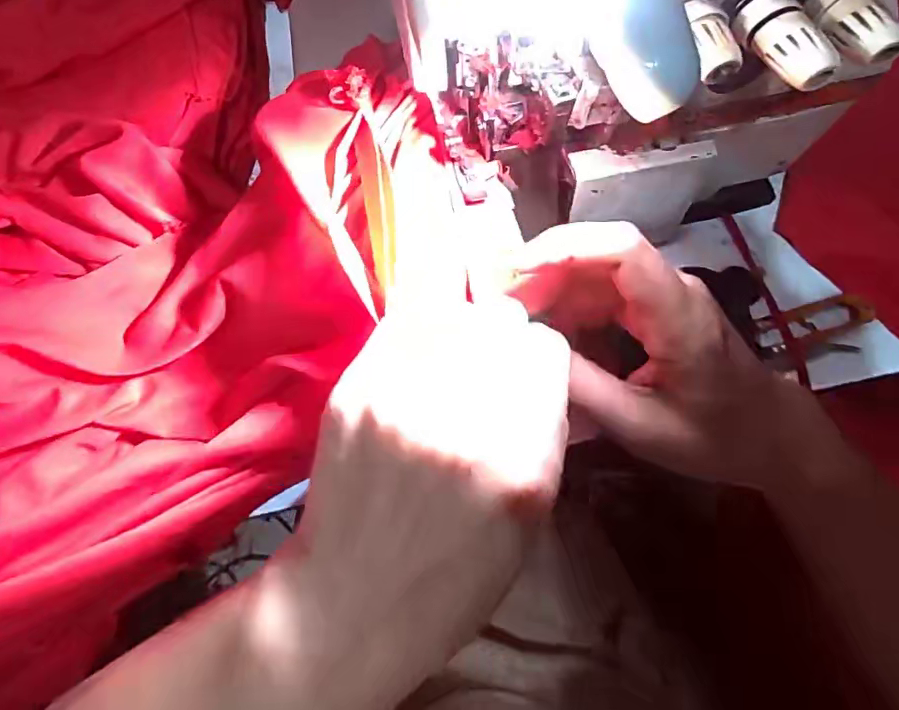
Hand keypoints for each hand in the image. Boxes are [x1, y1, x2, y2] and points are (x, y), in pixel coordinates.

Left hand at [262, 297, 571, 706]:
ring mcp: (400, 389)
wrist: (352, 596)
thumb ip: (545, 429)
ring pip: (451, 302)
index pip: (546, 347)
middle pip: (500, 316)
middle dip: (504, 336)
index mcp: (516, 455)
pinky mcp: (357, 381)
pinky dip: (419, 321)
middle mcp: (461, 411)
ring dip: (461, 321)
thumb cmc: (455, 574)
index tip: (528, 376)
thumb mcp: (531, 514)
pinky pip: (402, 316)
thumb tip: (544, 371)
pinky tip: (420, 345)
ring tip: (452, 349)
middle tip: (487, 365)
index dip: (540, 361)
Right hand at [500, 222, 853, 492]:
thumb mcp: (644, 427)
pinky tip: (545, 331)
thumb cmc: (718, 435)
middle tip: (498, 301)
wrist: (771, 435)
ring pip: (592, 269)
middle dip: (542, 269)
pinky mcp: (649, 304)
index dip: (565, 247)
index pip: (622, 249)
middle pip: (597, 253)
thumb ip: (585, 388)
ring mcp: (659, 292)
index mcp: (677, 311)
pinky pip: (599, 291)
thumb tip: (528, 350)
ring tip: (513, 317)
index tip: (518, 268)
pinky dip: (566, 306)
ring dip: (549, 287)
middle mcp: (668, 287)